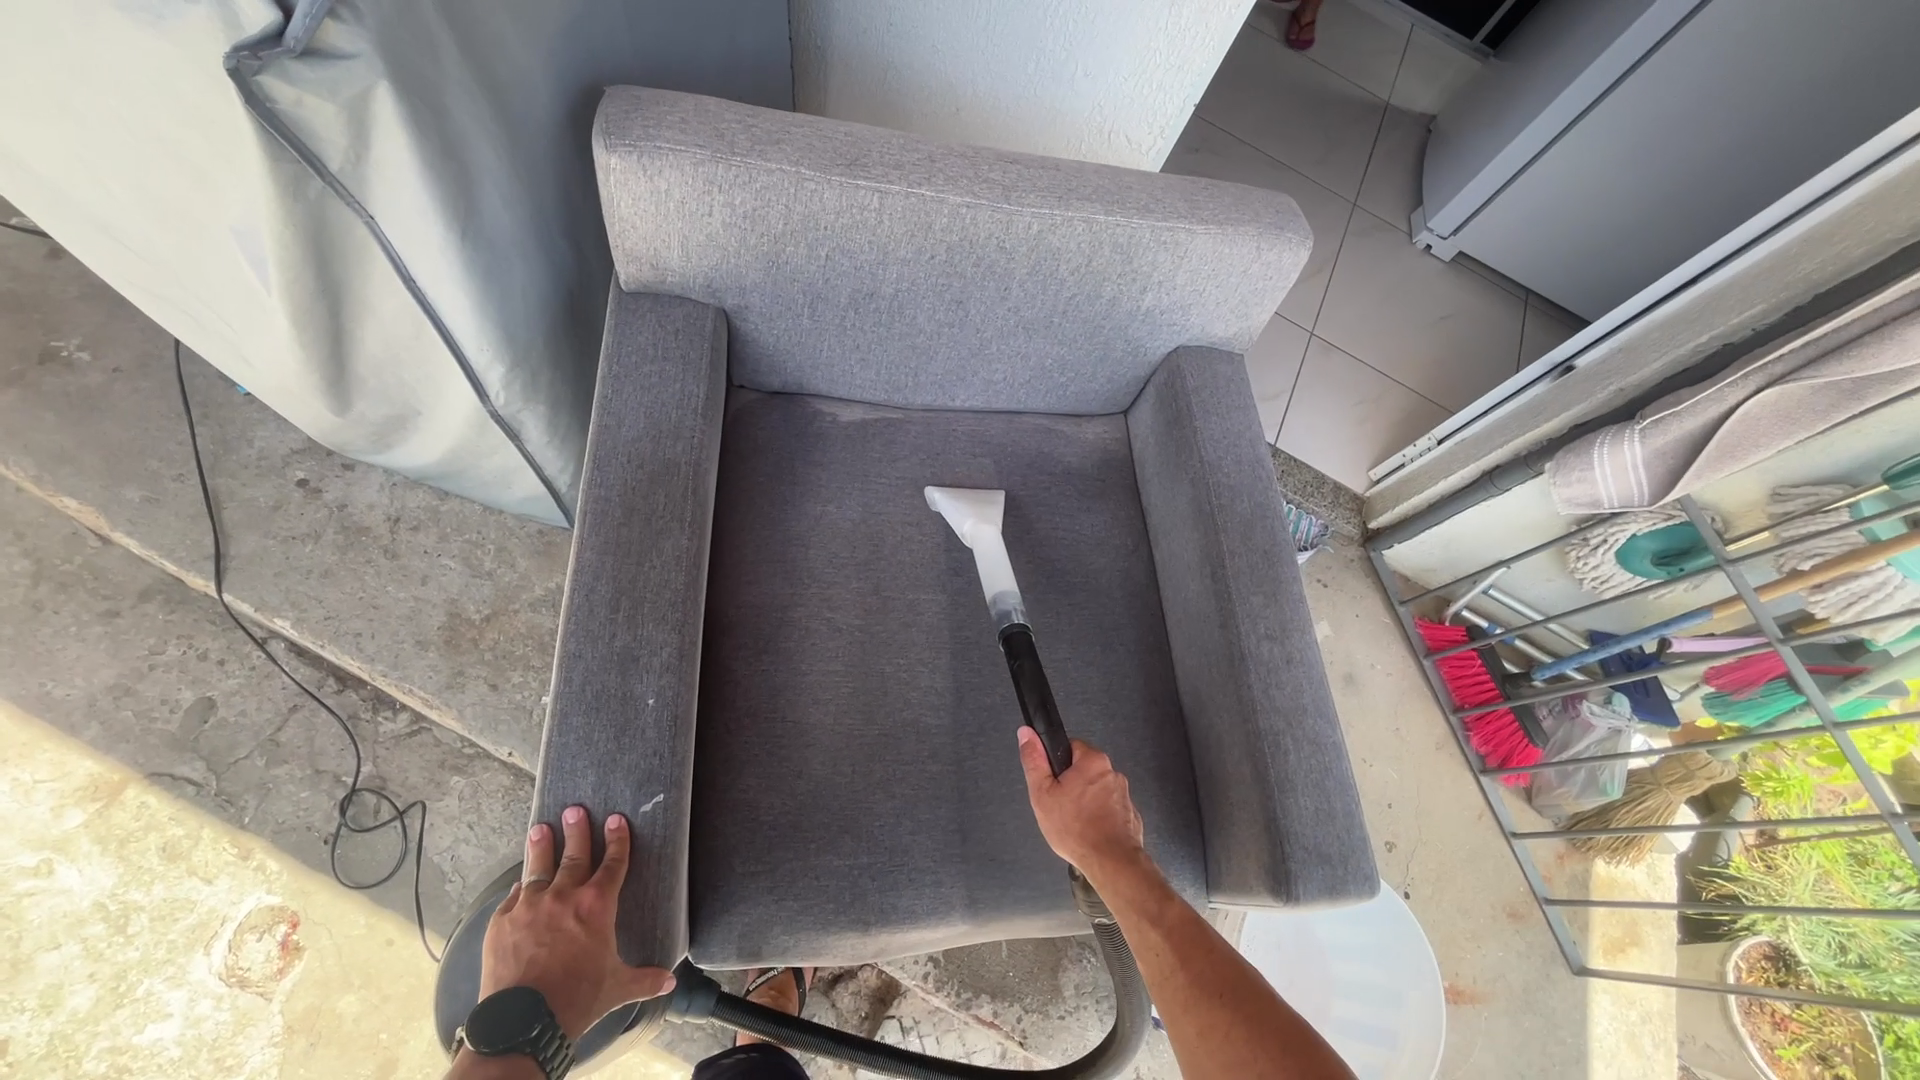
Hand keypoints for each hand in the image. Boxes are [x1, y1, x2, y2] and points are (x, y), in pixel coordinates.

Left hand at [477, 806, 675, 1040]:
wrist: (523, 1021)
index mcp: (596, 906)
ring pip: (537, 868)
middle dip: (577, 831)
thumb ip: (645, 979)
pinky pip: (512, 898)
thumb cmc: (577, 999)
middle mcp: (564, 897)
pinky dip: (519, 889)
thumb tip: (670, 981)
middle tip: (574, 810)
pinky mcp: (501, 923)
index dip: (617, 840)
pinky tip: (518, 883)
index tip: (616, 819)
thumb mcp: (617, 988)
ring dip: (541, 846)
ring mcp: (529, 907)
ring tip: (540, 828)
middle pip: (574, 856)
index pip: (613, 863)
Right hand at [1016, 729, 1146, 879]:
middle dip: (1071, 786)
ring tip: (1074, 823)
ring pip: (1096, 791)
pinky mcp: (1130, 814)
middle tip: (1060, 806)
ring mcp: (1124, 794)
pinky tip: (1089, 832)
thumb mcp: (1042, 793)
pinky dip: (1099, 817)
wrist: (1110, 862)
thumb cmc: (1075, 829)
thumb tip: (1026, 733)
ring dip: (1085, 803)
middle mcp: (1112, 772)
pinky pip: (1108, 809)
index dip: (1057, 766)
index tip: (1053, 784)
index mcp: (1092, 760)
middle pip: (1084, 770)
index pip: (1070, 747)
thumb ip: (1034, 760)